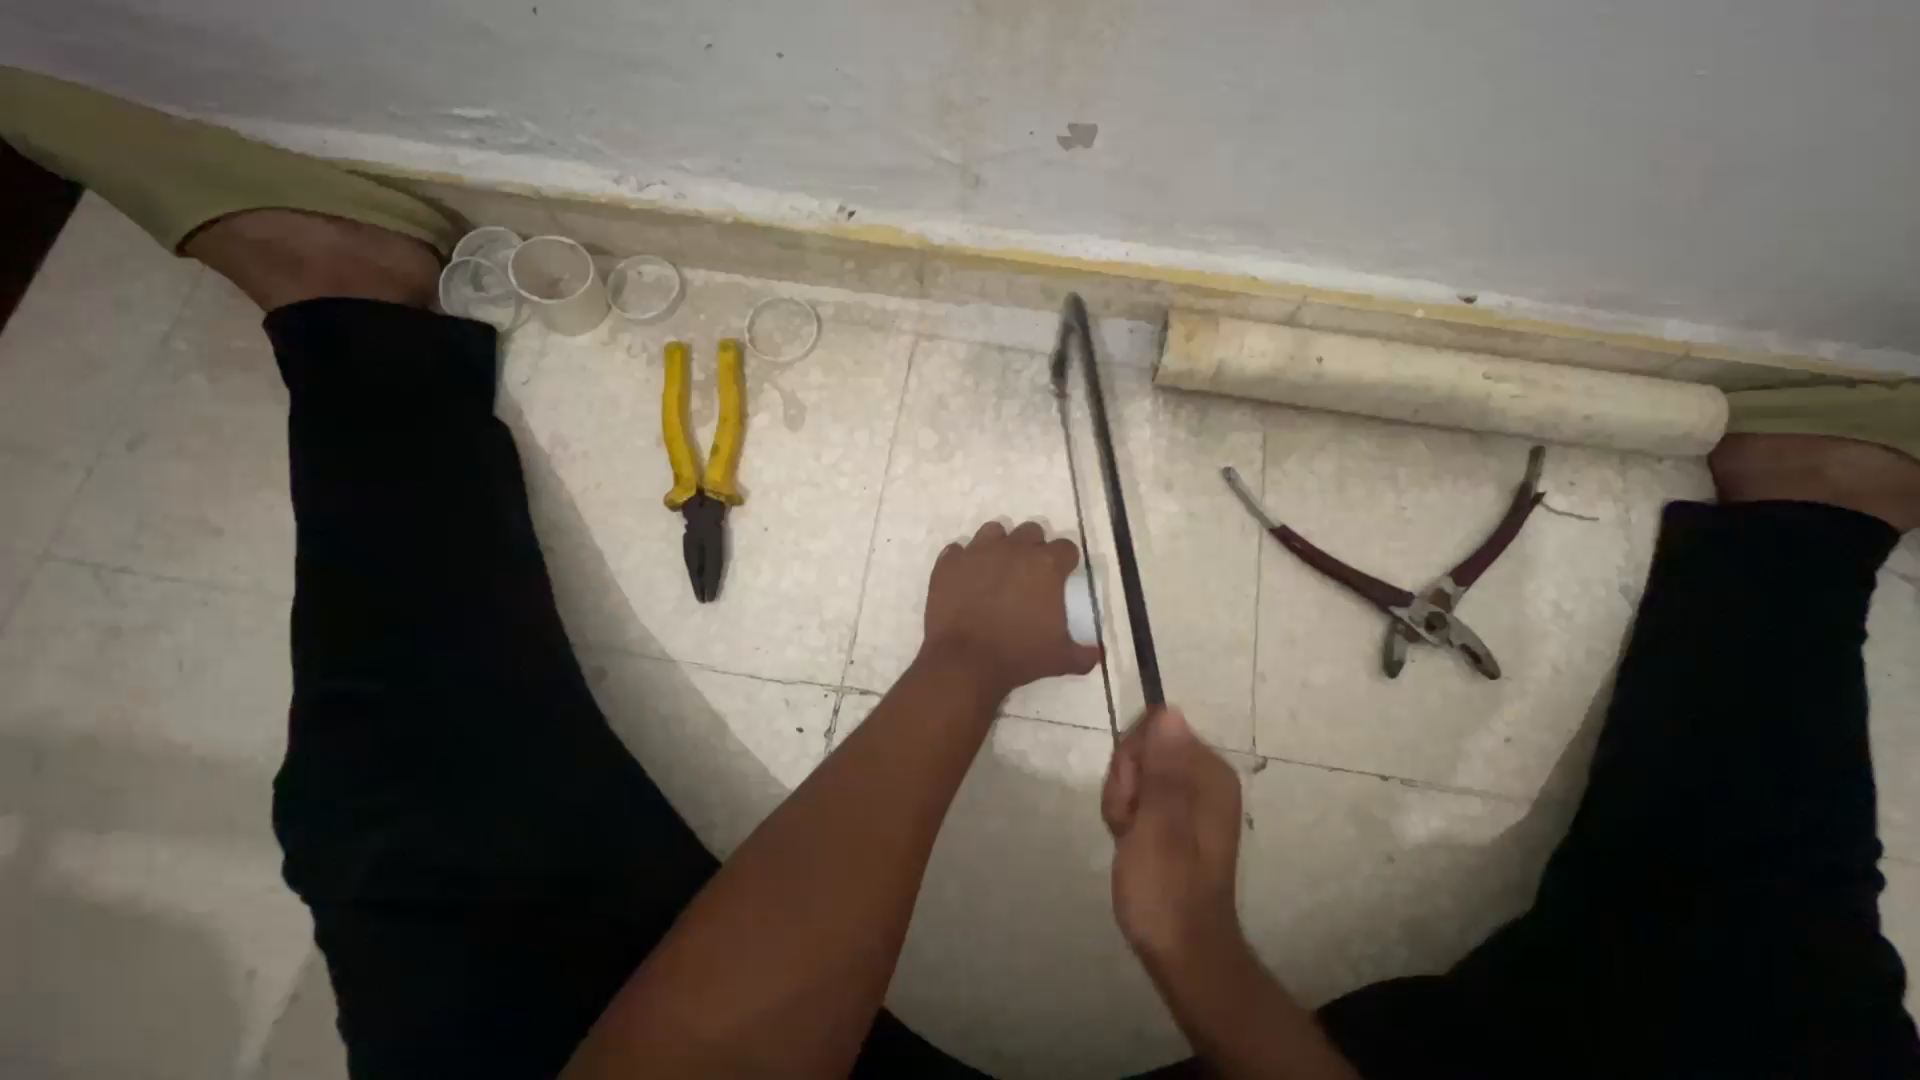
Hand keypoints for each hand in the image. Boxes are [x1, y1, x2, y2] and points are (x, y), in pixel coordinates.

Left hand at [921, 520, 1101, 697]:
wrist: (964, 662)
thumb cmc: (1019, 656)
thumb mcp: (1061, 659)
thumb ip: (1084, 653)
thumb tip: (1098, 653)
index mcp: (1046, 565)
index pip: (1066, 548)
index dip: (1066, 561)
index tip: (1063, 576)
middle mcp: (1014, 549)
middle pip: (1031, 532)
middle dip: (1034, 547)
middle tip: (1030, 573)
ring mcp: (978, 552)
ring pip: (993, 531)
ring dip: (999, 545)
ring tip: (997, 569)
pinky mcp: (949, 563)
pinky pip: (958, 551)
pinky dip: (964, 561)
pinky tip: (966, 578)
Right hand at [1102, 707, 1245, 967]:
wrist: (1181, 949)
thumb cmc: (1166, 889)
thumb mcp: (1158, 824)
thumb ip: (1161, 768)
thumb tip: (1168, 712)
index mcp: (1208, 773)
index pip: (1154, 729)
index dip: (1131, 763)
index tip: (1133, 802)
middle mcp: (1205, 778)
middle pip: (1143, 750)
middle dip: (1125, 785)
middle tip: (1130, 826)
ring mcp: (1192, 798)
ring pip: (1136, 774)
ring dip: (1122, 804)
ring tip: (1130, 840)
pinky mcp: (1178, 817)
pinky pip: (1140, 796)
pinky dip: (1128, 817)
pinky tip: (1131, 845)